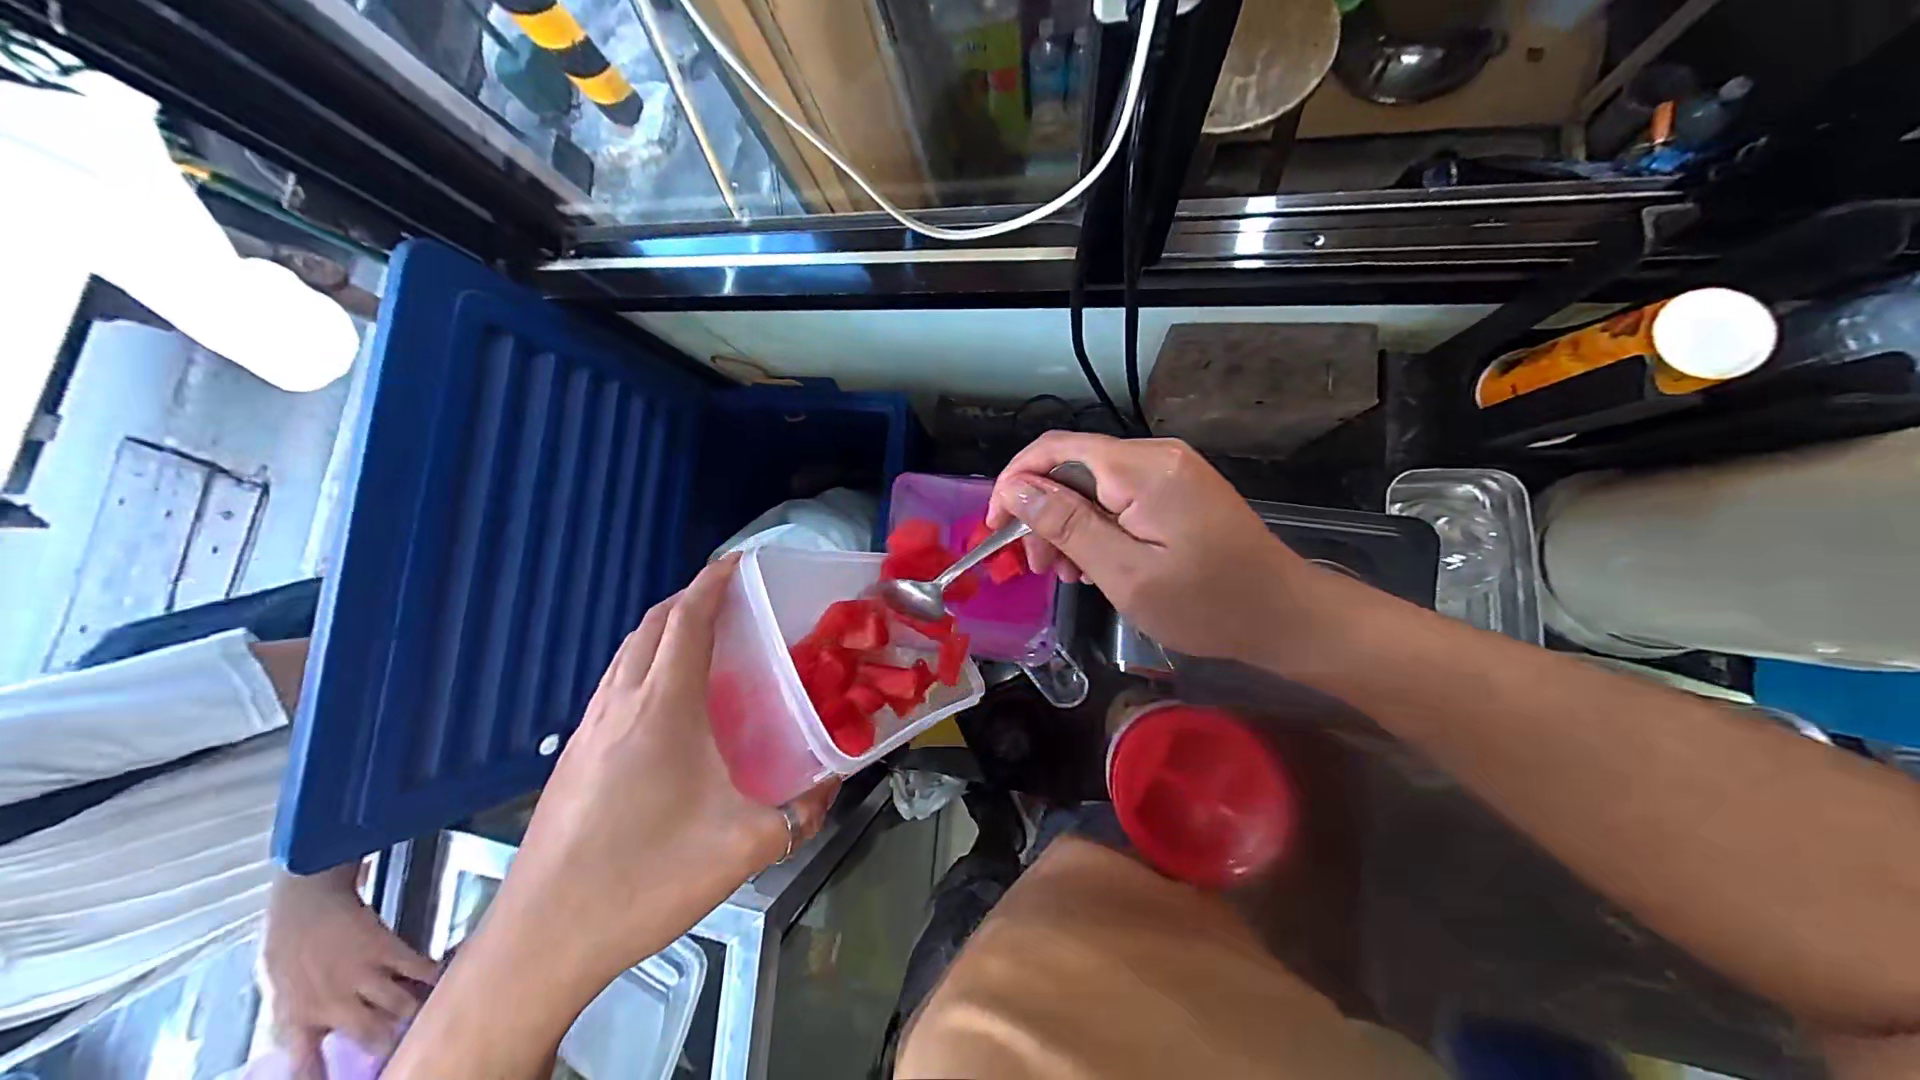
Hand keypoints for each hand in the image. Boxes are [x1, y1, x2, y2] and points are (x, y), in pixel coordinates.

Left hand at [261, 864, 437, 1071]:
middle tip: (410, 1048)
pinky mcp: (387, 949)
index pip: (307, 1068)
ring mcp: (362, 976)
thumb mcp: (280, 993)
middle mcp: (332, 1005)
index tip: (358, 1077)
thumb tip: (316, 1039)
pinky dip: (433, 976)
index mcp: (297, 1021)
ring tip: (432, 1019)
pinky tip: (445, 979)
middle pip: (371, 1035)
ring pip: (399, 1005)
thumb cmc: (285, 949)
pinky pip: (417, 969)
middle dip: (392, 1045)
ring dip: (416, 1013)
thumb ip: (300, 1018)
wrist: (304, 907)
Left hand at [474, 555, 834, 995]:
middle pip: (651, 625)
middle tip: (731, 599)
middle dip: (690, 598)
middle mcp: (620, 703)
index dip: (714, 582)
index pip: (687, 621)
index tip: (741, 562)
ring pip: (626, 652)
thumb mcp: (744, 847)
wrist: (542, 939)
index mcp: (663, 707)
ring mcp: (589, 728)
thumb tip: (831, 787)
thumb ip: (800, 812)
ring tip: (702, 638)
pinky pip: (613, 683)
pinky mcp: (572, 755)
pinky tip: (664, 701)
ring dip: (663, 629)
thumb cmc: (645, 879)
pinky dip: (643, 663)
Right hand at [987, 433, 1330, 663]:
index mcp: (1143, 468)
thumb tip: (1015, 490)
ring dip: (1068, 524)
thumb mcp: (1125, 572)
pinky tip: (1096, 563)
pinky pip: (1120, 496)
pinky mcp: (1178, 489)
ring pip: (1093, 484)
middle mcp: (1156, 455)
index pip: (1055, 450)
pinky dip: (1097, 526)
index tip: (995, 528)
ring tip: (1066, 573)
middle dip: (1042, 512)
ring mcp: (1170, 470)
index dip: (1014, 483)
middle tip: (1037, 567)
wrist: (1284, 614)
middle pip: (1072, 467)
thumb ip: (1067, 525)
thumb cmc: (1207, 604)